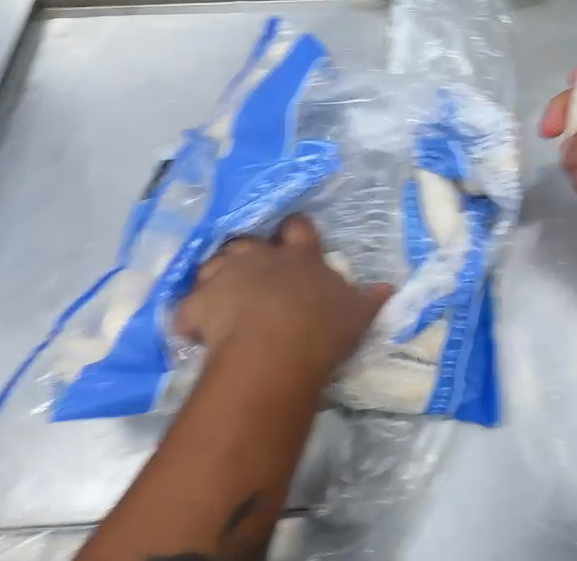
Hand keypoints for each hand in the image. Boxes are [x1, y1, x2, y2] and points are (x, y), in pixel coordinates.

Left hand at [175, 214, 392, 379]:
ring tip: (220, 296)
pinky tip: (193, 332)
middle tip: (251, 271)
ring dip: (216, 275)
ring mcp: (226, 277)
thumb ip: (370, 299)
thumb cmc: (321, 326)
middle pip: (248, 241)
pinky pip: (187, 306)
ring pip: (214, 263)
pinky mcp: (198, 304)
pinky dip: (190, 316)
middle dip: (248, 252)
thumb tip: (389, 288)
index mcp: (301, 257)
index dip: (294, 230)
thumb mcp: (357, 314)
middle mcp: (262, 258)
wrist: (274, 348)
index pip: (298, 229)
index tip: (292, 235)